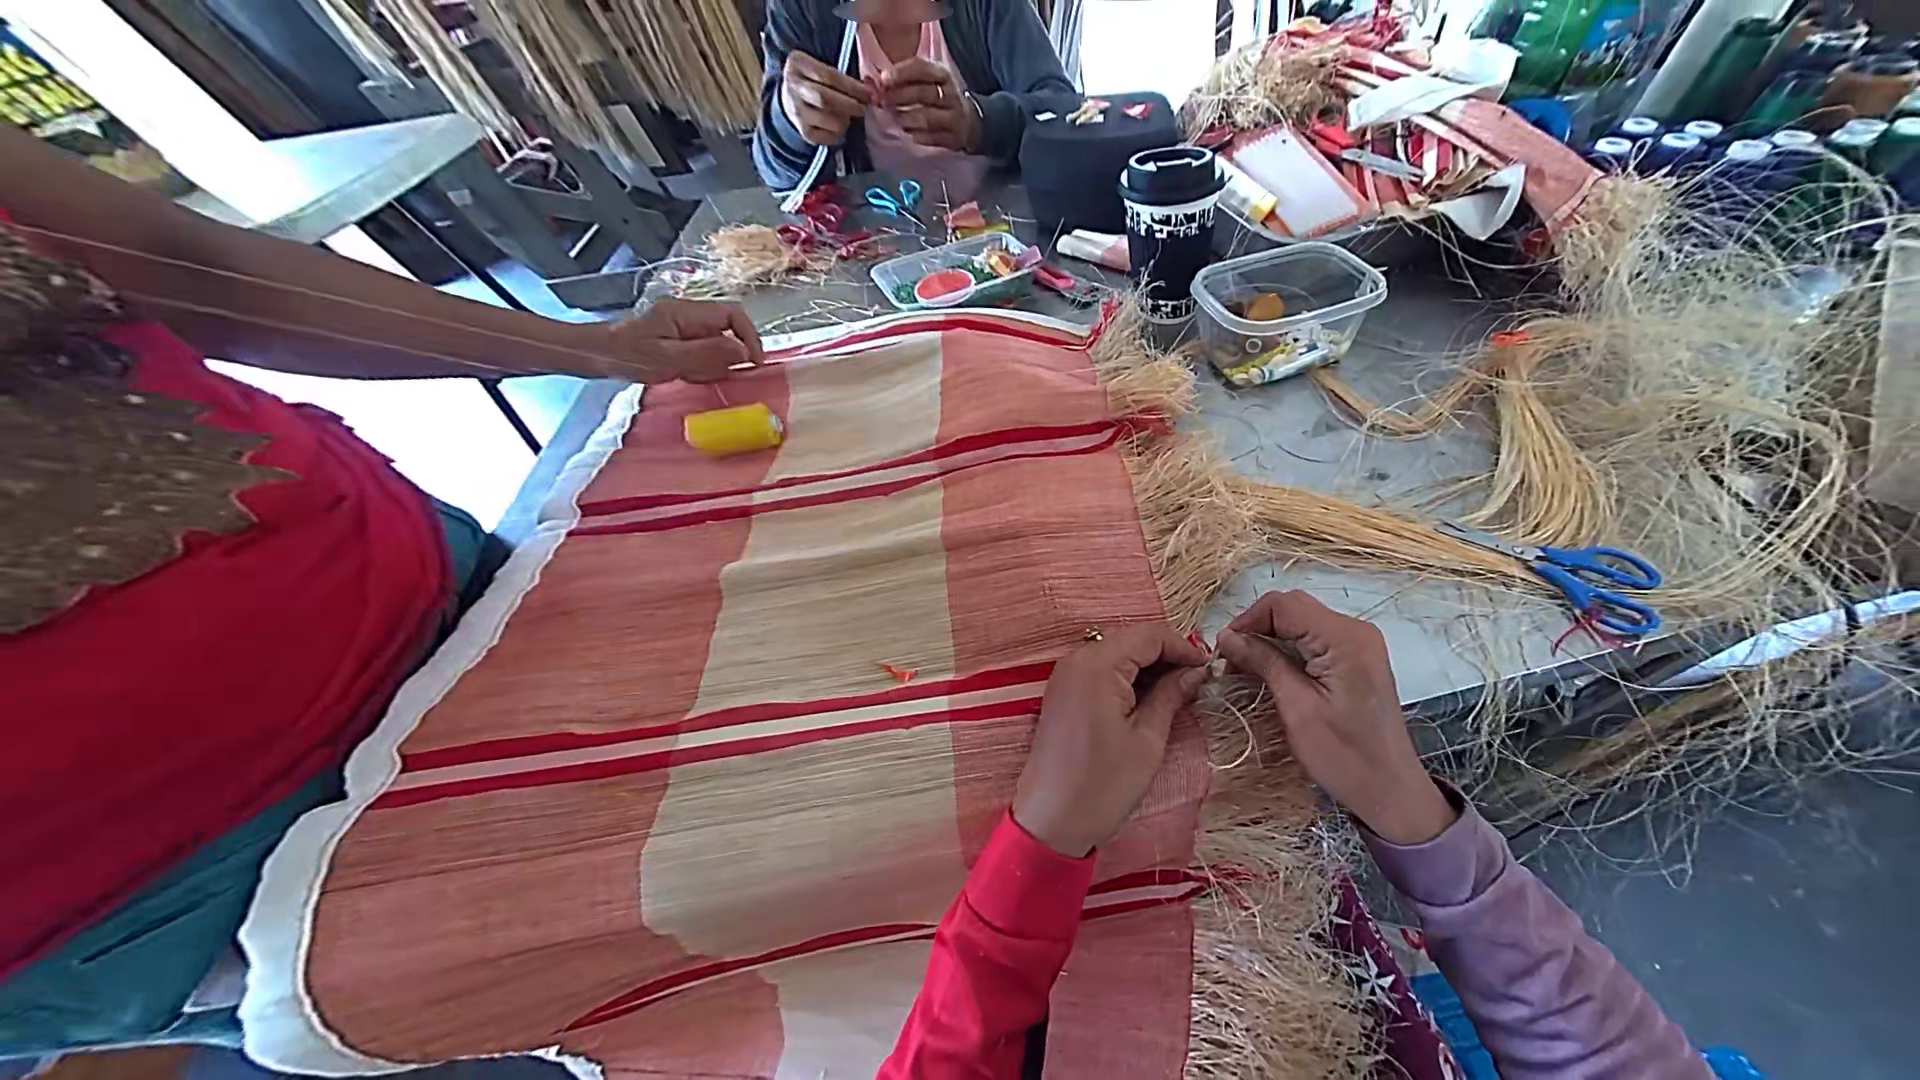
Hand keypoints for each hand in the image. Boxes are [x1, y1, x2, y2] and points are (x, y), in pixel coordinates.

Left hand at [583, 298, 763, 382]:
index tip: (754, 363)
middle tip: (713, 375)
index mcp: (687, 312)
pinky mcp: (678, 339)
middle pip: (728, 331)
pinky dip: (702, 367)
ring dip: (713, 364)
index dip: (751, 337)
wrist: (594, 354)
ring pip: (717, 344)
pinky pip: (703, 352)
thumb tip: (742, 352)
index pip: (734, 315)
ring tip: (692, 375)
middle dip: (729, 356)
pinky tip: (684, 374)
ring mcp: (684, 327)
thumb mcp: (669, 358)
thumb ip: (708, 353)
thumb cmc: (626, 355)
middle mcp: (689, 315)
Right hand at [782, 49, 871, 146]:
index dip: (851, 86)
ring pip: (828, 119)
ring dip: (844, 119)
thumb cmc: (814, 81)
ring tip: (850, 116)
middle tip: (863, 107)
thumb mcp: (819, 67)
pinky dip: (838, 133)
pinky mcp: (803, 132)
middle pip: (825, 98)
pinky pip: (826, 137)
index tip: (868, 93)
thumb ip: (839, 77)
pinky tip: (840, 127)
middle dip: (850, 104)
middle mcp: (793, 87)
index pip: (829, 76)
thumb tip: (868, 91)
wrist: (790, 99)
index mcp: (798, 64)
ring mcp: (796, 111)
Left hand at [880, 58, 980, 152]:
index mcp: (943, 75)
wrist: (969, 123)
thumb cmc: (941, 99)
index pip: (922, 68)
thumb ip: (908, 80)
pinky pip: (933, 138)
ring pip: (928, 117)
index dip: (902, 72)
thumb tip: (879, 84)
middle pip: (923, 93)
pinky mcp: (953, 138)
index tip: (884, 79)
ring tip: (895, 119)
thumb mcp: (930, 82)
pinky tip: (909, 133)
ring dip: (907, 118)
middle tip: (884, 101)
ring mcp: (953, 118)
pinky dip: (918, 136)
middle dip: (901, 97)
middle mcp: (950, 95)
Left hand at [1013, 624, 1210, 856]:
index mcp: (1097, 664)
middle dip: (1165, 655)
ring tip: (1177, 693)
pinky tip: (1147, 698)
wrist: (1052, 819)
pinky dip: (1125, 676)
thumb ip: (1171, 695)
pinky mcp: (1062, 691)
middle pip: (1130, 639)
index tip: (1209, 669)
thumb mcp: (1148, 738)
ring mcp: (1065, 674)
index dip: (1182, 646)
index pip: (1148, 634)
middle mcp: (1076, 659)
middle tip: (1196, 682)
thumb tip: (1195, 672)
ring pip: (1115, 652)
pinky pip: (1099, 669)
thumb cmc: (1105, 782)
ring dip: (1146, 666)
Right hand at [1213, 591, 1456, 845]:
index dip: (1246, 620)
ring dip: (1268, 637)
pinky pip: (1311, 635)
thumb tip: (1226, 636)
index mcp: (1345, 640)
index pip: (1283, 605)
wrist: (1390, 791)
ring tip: (1245, 667)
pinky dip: (1285, 646)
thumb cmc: (1343, 755)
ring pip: (1298, 619)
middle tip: (1231, 660)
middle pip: (1291, 607)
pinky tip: (1270, 670)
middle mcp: (1355, 631)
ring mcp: (1358, 642)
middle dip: (1255, 627)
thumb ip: (1264, 663)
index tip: (1223, 650)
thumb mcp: (1297, 707)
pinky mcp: (1354, 656)